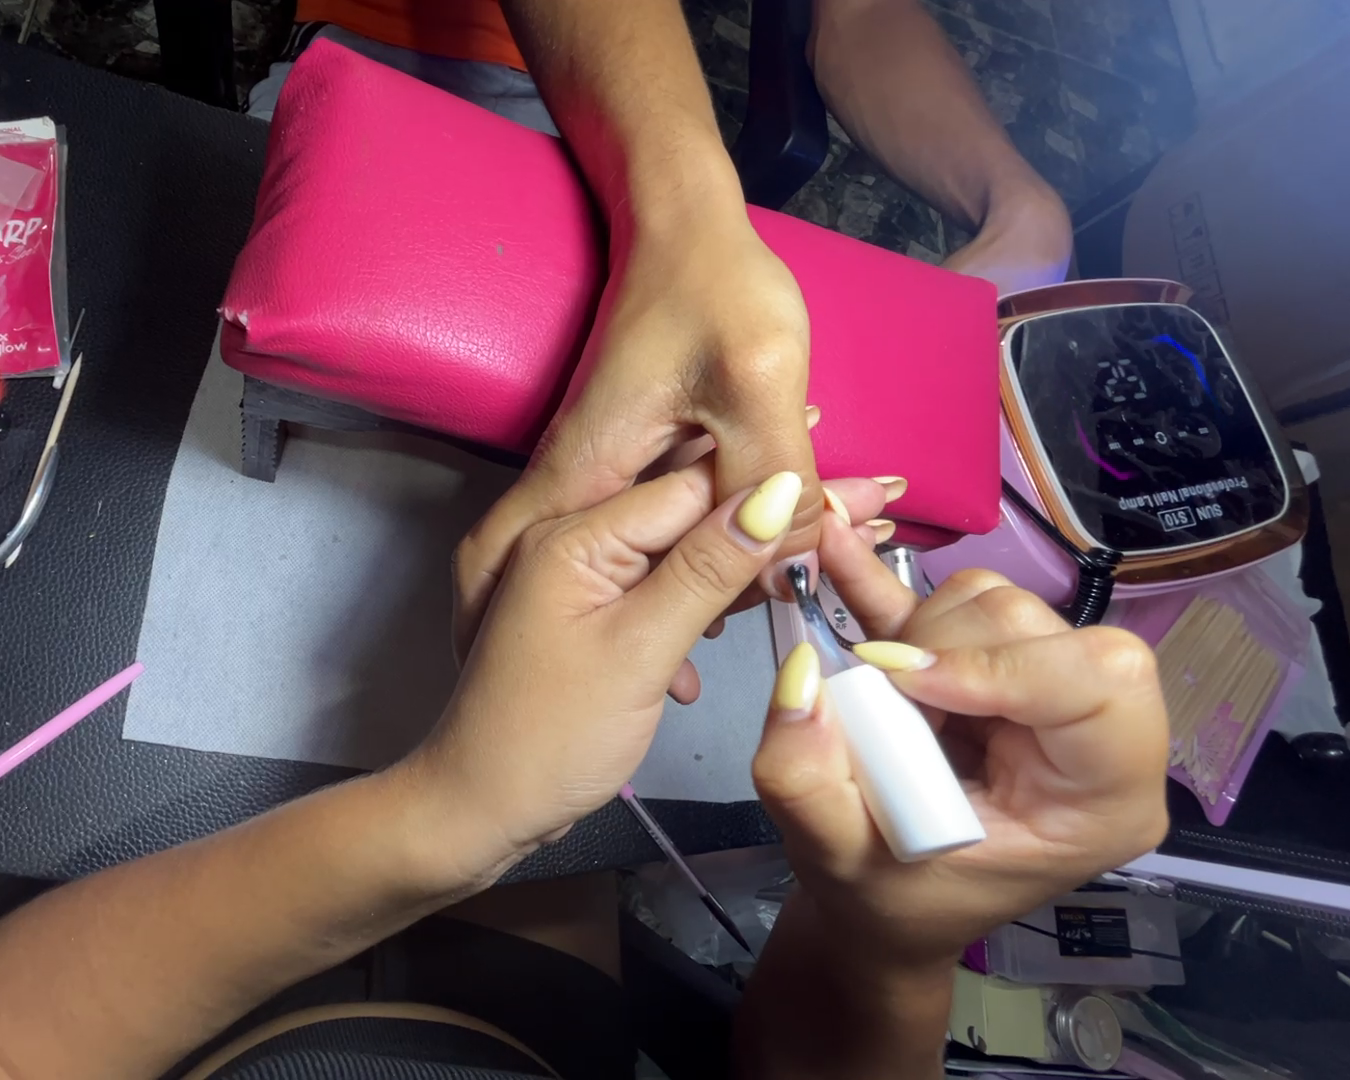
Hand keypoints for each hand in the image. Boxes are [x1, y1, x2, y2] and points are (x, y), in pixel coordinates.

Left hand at [405, 461, 892, 876]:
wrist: (485, 803)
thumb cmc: (553, 735)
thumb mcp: (639, 650)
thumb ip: (706, 570)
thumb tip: (777, 491)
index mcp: (573, 535)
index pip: (687, 486)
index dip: (768, 490)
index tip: (852, 499)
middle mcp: (570, 540)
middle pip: (684, 514)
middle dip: (765, 522)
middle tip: (865, 510)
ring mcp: (576, 579)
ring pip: (675, 555)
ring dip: (736, 568)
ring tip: (811, 567)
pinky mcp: (587, 616)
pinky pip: (653, 590)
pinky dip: (694, 606)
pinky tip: (724, 630)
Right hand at [453, 206, 819, 661]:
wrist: (682, 228)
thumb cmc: (712, 293)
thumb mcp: (756, 380)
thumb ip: (770, 474)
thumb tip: (784, 564)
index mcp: (583, 481)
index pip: (537, 584)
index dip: (583, 644)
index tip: (661, 688)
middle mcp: (569, 488)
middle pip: (563, 587)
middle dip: (612, 640)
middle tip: (677, 688)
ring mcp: (589, 476)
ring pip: (605, 567)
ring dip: (652, 608)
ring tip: (706, 659)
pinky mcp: (615, 464)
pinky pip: (633, 538)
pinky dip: (672, 571)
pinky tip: (726, 588)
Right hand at [751, 516, 1170, 970]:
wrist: (881, 899)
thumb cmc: (880, 896)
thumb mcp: (832, 855)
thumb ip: (805, 777)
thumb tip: (800, 673)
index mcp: (1092, 798)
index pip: (1097, 686)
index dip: (994, 663)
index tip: (896, 679)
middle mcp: (1082, 734)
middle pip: (1038, 628)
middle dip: (939, 643)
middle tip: (873, 688)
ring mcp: (1029, 694)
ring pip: (988, 603)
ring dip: (911, 624)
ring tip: (867, 676)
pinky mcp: (972, 669)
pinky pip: (938, 602)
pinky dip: (882, 578)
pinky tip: (836, 548)